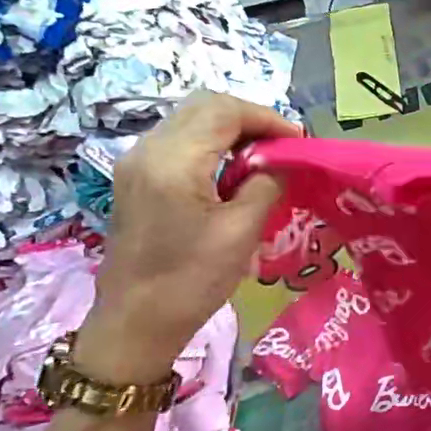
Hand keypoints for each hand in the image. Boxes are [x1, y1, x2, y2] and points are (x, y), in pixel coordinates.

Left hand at [71, 92, 301, 383]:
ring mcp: (135, 162)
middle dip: (248, 119)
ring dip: (228, 130)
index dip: (266, 117)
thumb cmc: (191, 283)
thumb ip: (265, 184)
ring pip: (188, 121)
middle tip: (280, 145)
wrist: (133, 324)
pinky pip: (176, 142)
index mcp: (173, 160)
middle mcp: (147, 149)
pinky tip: (229, 173)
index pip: (224, 110)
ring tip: (261, 158)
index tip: (297, 139)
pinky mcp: (133, 178)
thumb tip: (280, 161)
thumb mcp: (241, 233)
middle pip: (203, 106)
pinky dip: (208, 145)